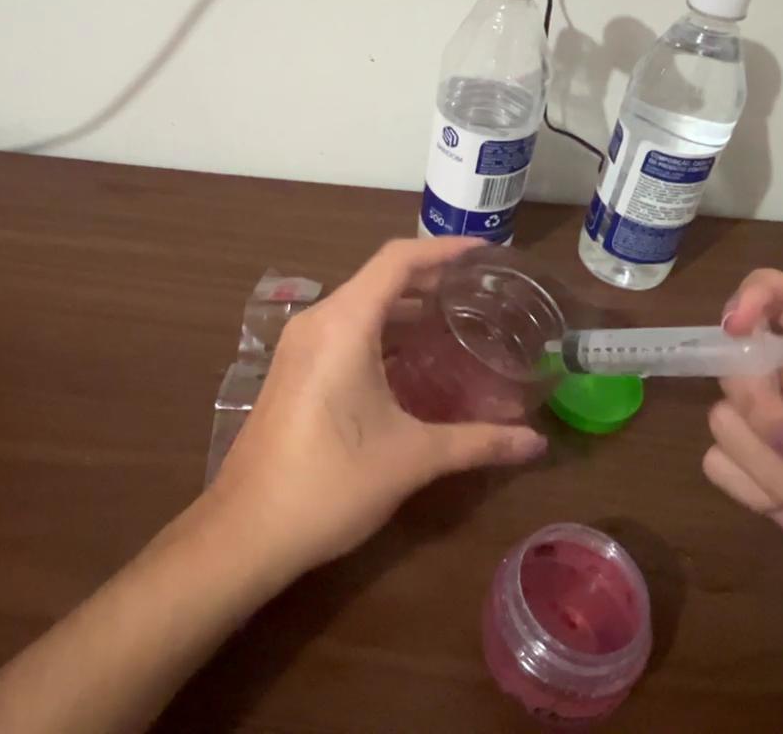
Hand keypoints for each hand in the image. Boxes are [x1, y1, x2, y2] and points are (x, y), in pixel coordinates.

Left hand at [209, 238, 547, 575]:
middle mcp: (318, 323)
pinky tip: (417, 362)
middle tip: (484, 295)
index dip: (444, 250)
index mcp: (343, 325)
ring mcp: (300, 347)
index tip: (487, 253)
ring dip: (407, 310)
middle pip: (381, 280)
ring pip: (362, 308)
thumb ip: (477, 443)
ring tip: (460, 324)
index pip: (398, 260)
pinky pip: (345, 333)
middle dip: (433, 281)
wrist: (245, 532)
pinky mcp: (295, 372)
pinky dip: (383, 335)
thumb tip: (536, 443)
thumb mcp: (411, 459)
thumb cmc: (330, 484)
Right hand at [702, 270, 782, 618]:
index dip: (751, 300)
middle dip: (769, 417)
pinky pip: (718, 464)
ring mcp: (778, 429)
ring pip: (724, 419)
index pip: (780, 294)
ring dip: (773, 466)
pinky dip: (755, 490)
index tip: (736, 329)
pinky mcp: (761, 476)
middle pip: (735, 365)